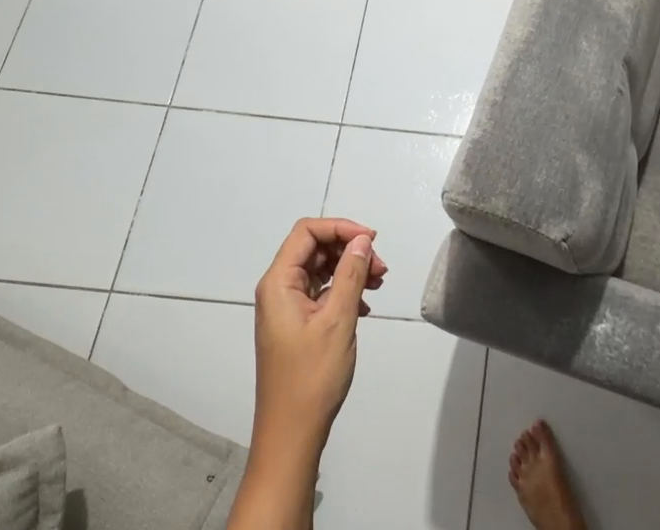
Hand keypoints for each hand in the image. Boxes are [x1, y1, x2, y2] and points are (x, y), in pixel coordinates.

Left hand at [252, 218, 388, 455]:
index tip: (372, 240)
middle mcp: (278, 290)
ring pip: (321, 271)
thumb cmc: (312, 375)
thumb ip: (350, 274)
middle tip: (381, 269)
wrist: (292, 432)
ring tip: (378, 285)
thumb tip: (362, 240)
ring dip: (351, 270)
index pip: (307, 232)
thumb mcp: (338, 320)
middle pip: (314, 248)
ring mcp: (287, 308)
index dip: (340, 228)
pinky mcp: (297, 325)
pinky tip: (365, 308)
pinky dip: (345, 292)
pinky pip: (322, 293)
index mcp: (278, 283)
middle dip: (349, 250)